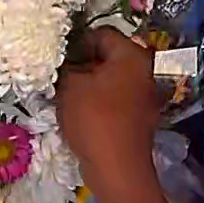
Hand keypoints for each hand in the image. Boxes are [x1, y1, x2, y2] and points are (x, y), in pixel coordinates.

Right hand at [54, 26, 160, 202]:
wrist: (117, 168)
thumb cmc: (95, 120)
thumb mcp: (70, 87)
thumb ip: (65, 68)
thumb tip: (65, 65)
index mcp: (133, 55)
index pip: (101, 34)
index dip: (76, 43)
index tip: (58, 60)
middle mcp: (146, 72)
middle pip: (107, 59)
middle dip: (82, 67)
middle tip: (58, 80)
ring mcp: (145, 98)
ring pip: (110, 83)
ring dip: (88, 88)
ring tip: (66, 100)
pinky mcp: (139, 120)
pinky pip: (115, 103)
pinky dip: (98, 106)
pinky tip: (80, 118)